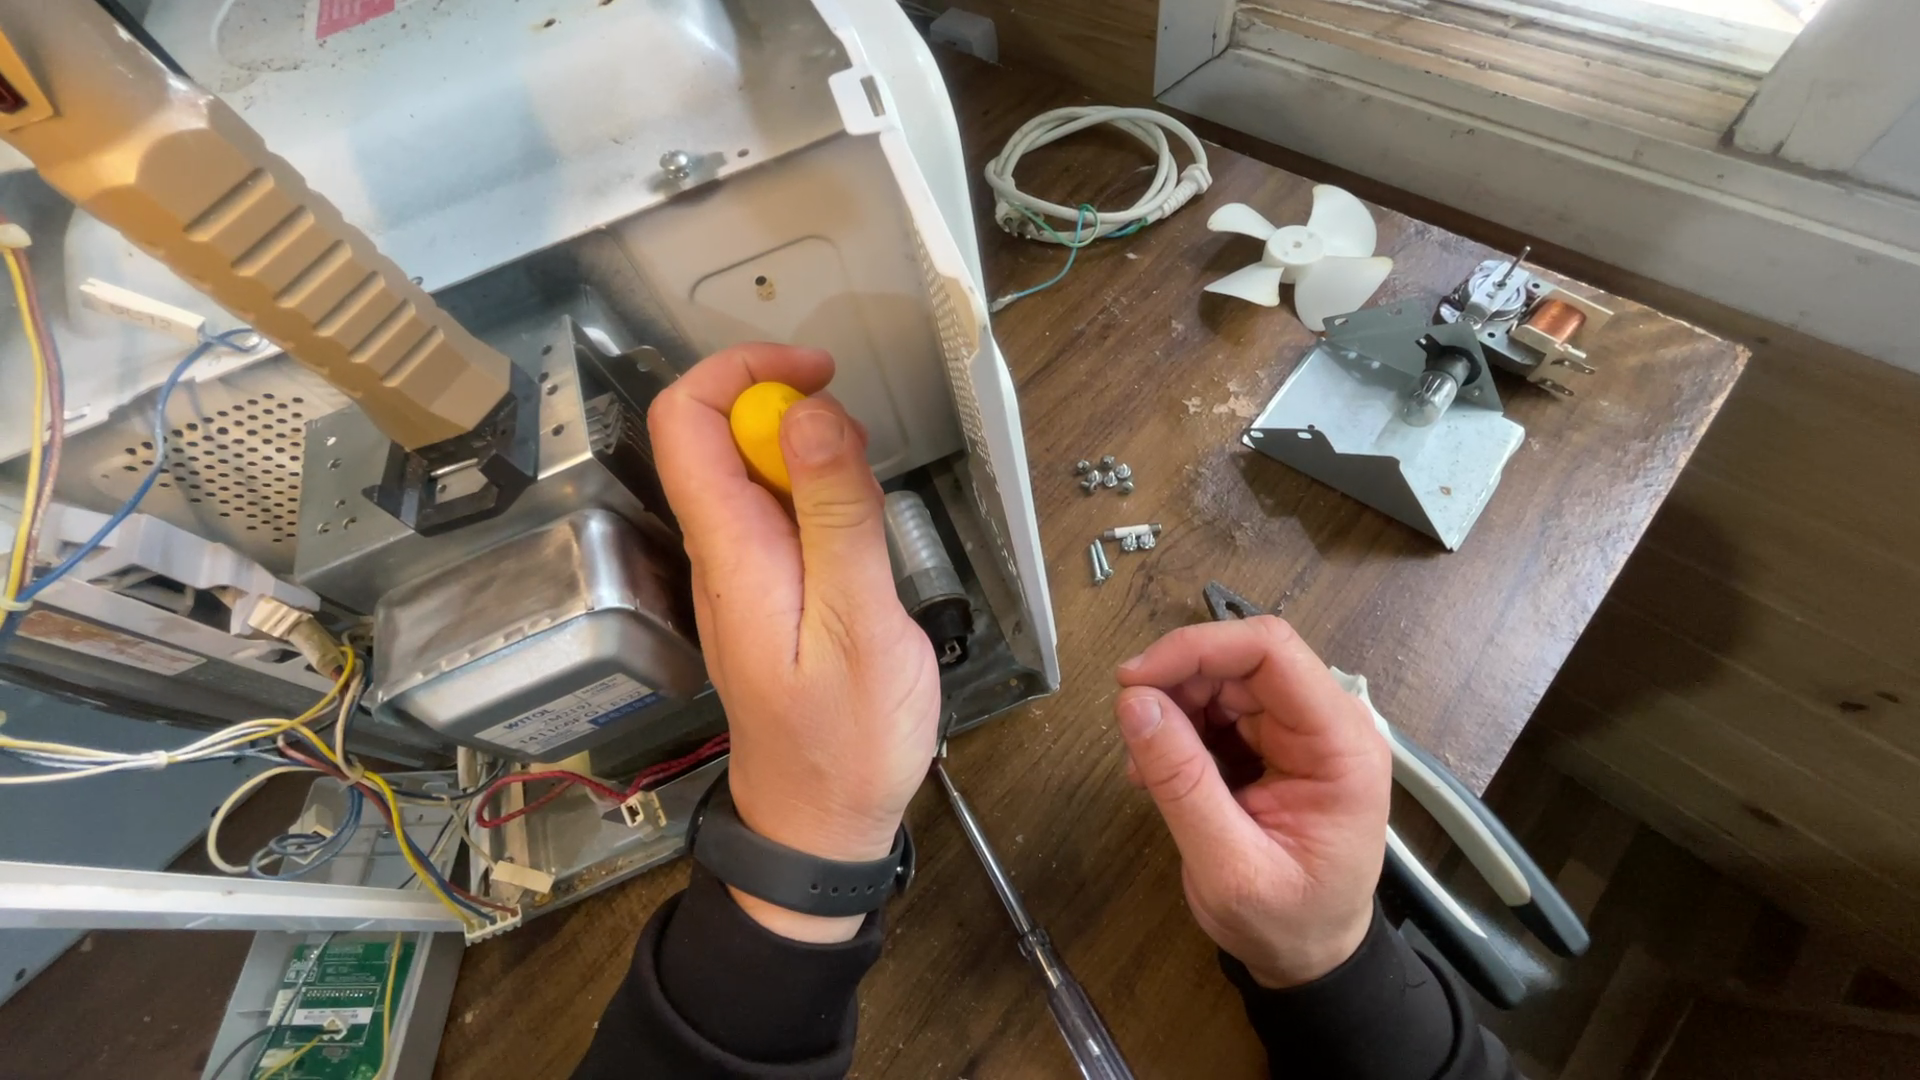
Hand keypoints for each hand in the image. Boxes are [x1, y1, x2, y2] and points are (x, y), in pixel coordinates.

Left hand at [648, 344, 941, 942]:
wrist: (823, 821)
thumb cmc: (848, 737)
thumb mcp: (861, 624)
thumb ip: (837, 516)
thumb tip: (810, 413)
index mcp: (732, 554)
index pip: (687, 424)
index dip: (742, 373)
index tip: (818, 373)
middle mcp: (722, 555)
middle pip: (716, 441)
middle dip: (783, 406)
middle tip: (860, 437)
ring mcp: (743, 576)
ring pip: (752, 476)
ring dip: (807, 450)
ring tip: (871, 484)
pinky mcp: (770, 594)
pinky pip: (778, 516)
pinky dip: (818, 493)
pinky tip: (861, 523)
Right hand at [1114, 617, 1390, 987]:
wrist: (1308, 958)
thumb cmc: (1285, 923)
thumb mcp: (1228, 866)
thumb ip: (1181, 782)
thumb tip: (1132, 701)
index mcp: (1339, 744)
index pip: (1271, 651)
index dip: (1196, 649)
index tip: (1132, 681)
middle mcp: (1324, 722)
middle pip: (1238, 660)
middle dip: (1174, 686)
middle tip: (1131, 733)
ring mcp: (1297, 728)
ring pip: (1218, 678)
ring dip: (1171, 711)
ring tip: (1146, 771)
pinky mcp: (1269, 739)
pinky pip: (1212, 706)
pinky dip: (1175, 729)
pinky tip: (1158, 773)